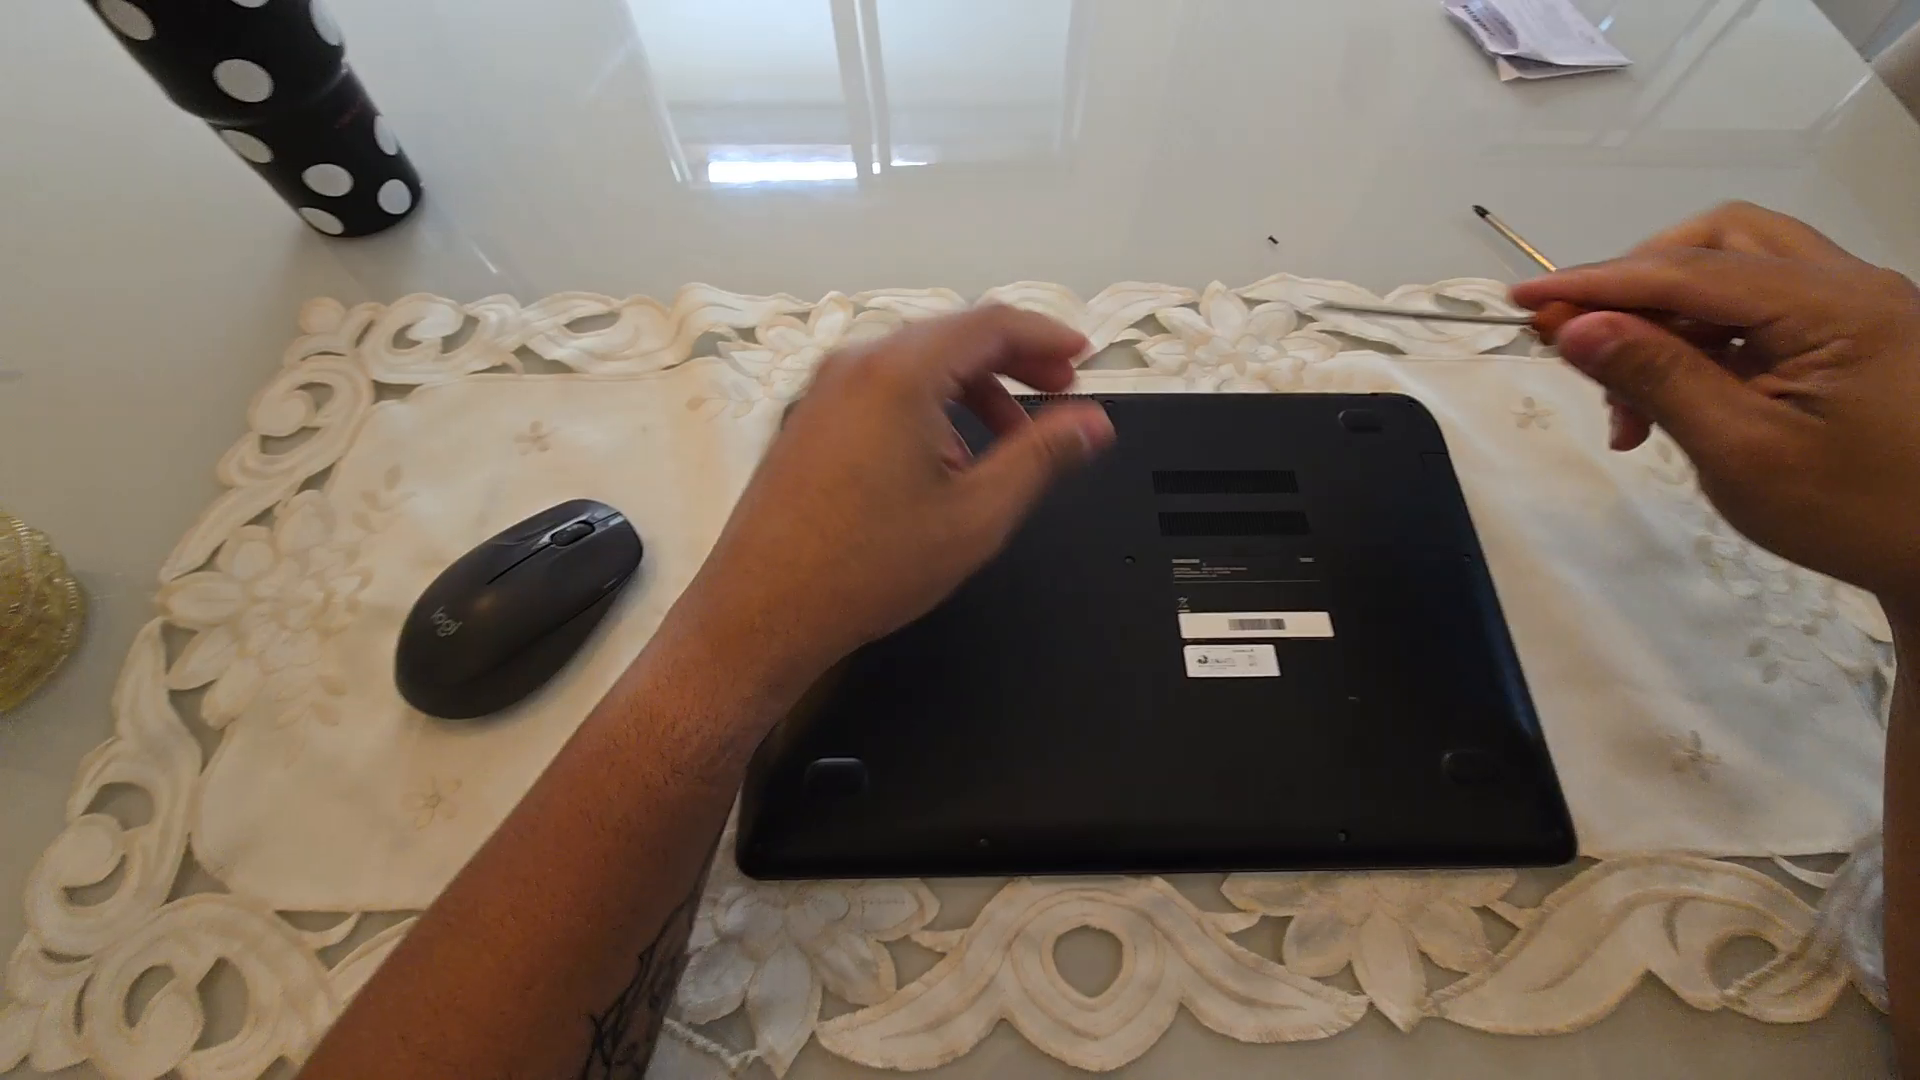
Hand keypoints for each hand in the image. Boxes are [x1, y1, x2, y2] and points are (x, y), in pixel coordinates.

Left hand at [663, 306, 1115, 701]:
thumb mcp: (976, 515)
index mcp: (899, 372)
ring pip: (916, 365)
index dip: (1047, 334)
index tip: (1083, 356)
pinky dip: (928, 407)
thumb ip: (1042, 456)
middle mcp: (856, 364)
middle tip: (1057, 394)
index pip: (990, 323)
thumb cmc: (870, 568)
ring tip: (1006, 443)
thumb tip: (1093, 422)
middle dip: (1013, 362)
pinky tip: (944, 460)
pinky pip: (882, 391)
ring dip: (972, 390)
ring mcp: (824, 390)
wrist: (762, 612)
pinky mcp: (809, 420)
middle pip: (951, 337)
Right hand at [1511, 201, 1919, 611]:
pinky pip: (1740, 316)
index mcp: (1835, 308)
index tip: (1521, 297)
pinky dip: (1682, 345)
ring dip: (1654, 318)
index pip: (1687, 272)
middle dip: (1633, 283)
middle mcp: (1845, 288)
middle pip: (1716, 243)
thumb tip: (1576, 328)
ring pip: (1724, 275)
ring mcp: (1844, 312)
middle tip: (1579, 339)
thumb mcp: (1738, 448)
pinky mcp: (1833, 340)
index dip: (1595, 281)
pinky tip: (1654, 404)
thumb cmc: (1853, 508)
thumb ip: (1656, 377)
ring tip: (1619, 395)